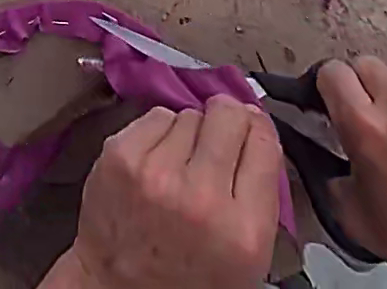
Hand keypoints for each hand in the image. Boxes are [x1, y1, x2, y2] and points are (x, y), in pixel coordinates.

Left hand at [42, 96, 282, 288]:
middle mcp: (201, 199)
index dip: (256, 131)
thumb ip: (260, 189)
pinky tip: (153, 165)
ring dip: (188, 135)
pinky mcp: (121, 159)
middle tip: (211, 148)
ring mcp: (157, 175)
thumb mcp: (243, 255)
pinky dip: (158, 134)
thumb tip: (255, 119)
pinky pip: (158, 116)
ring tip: (177, 170)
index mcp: (243, 231)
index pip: (265, 140)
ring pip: (190, 114)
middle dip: (224, 125)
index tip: (247, 135)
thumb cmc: (186, 275)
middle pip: (229, 115)